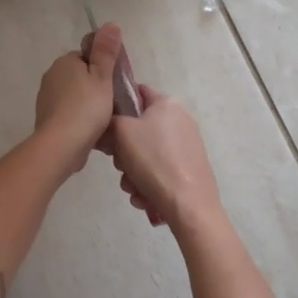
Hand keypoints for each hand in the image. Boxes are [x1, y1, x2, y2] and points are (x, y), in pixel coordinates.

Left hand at [33, 23, 125, 178]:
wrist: (61, 143)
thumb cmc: (86, 108)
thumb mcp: (103, 77)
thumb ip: (106, 52)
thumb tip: (111, 24)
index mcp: (65, 62)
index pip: (85, 58)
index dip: (101, 69)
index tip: (114, 85)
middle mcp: (51, 75)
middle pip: (79, 76)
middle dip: (94, 87)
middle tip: (112, 103)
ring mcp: (46, 95)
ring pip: (73, 94)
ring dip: (86, 103)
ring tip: (104, 119)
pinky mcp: (46, 115)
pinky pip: (66, 111)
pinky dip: (77, 117)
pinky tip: (89, 130)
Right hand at [108, 84, 222, 229]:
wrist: (190, 206)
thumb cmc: (153, 160)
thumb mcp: (120, 131)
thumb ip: (109, 120)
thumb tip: (107, 126)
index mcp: (167, 104)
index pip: (136, 91)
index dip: (117, 104)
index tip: (106, 124)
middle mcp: (181, 121)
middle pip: (139, 127)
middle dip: (124, 149)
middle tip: (119, 163)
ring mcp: (188, 147)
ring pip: (147, 152)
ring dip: (133, 170)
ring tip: (132, 187)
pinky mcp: (190, 170)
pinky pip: (160, 169)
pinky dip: (149, 181)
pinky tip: (144, 196)